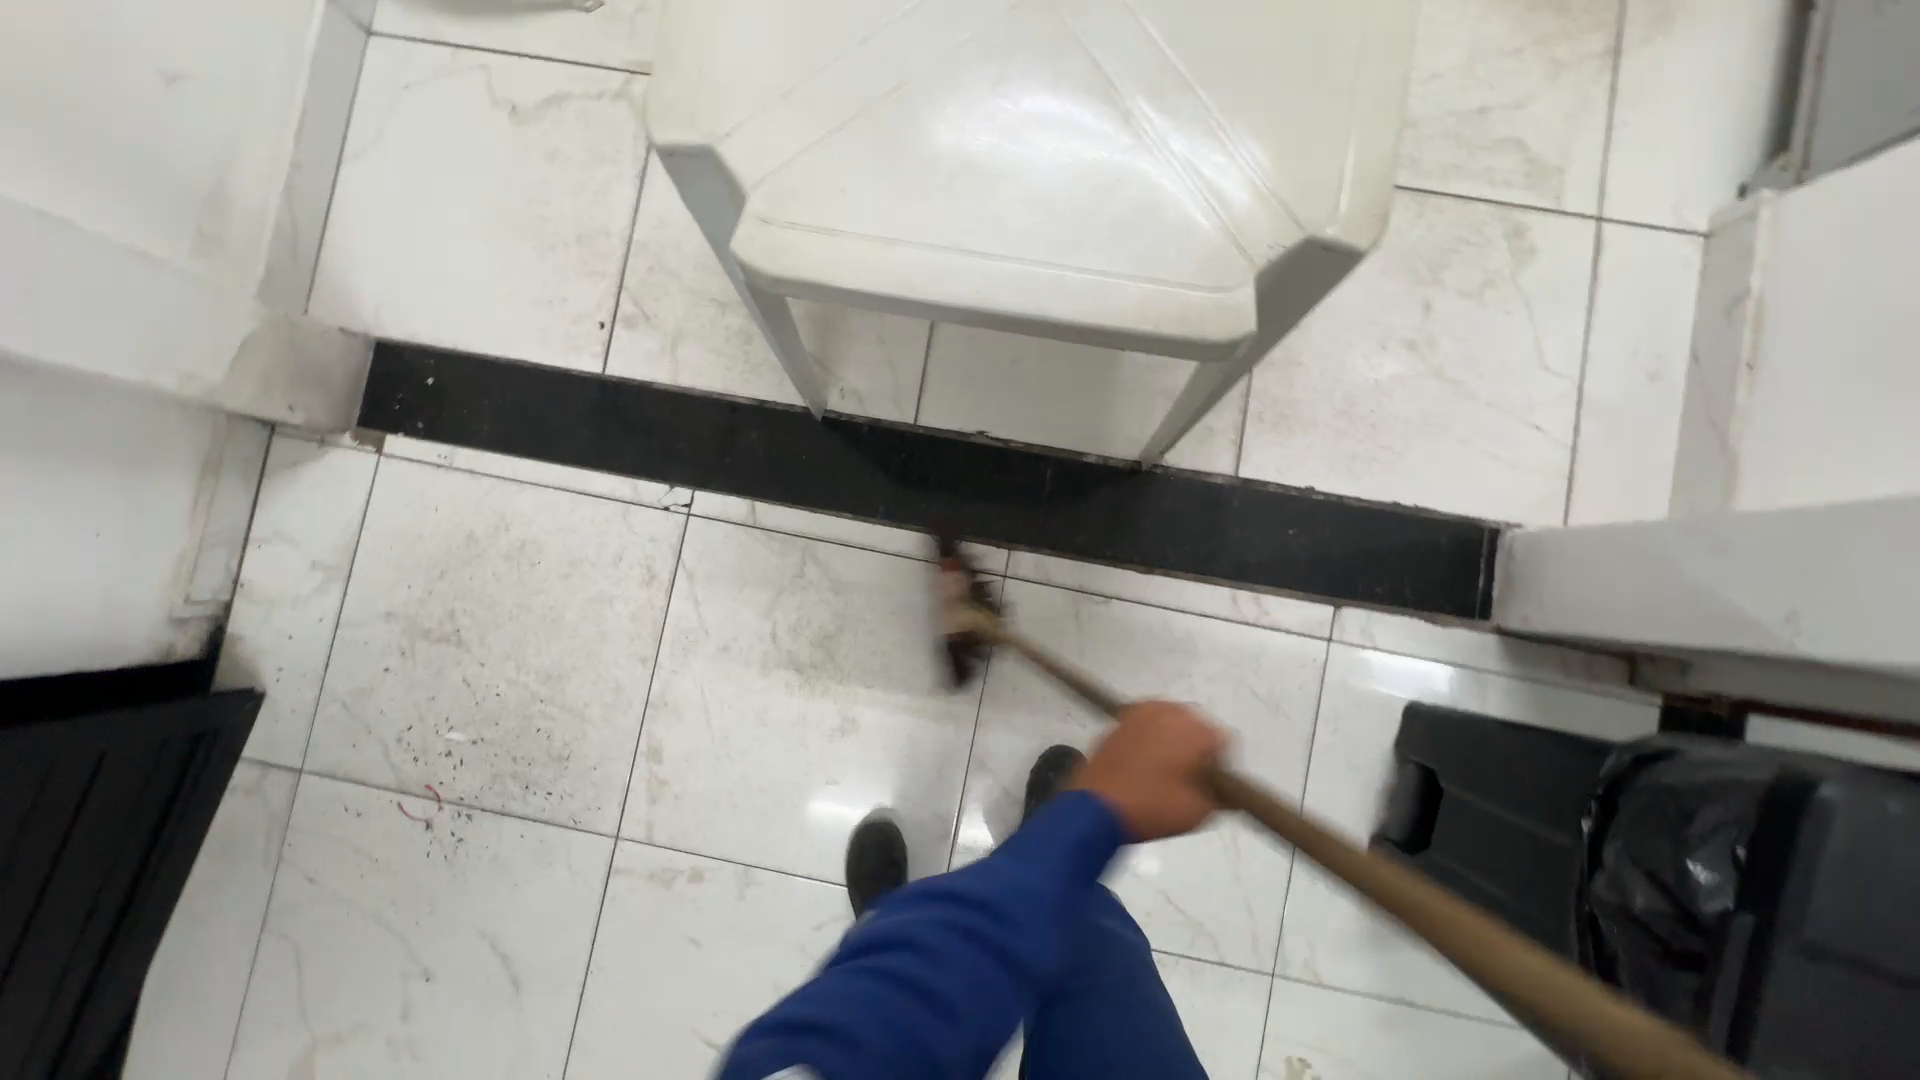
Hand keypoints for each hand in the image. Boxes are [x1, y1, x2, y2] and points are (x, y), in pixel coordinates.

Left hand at [1071, 701, 1227, 841]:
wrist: (1096, 805)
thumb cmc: (1153, 807)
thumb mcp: (1199, 811)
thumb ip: (1222, 797)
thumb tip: (1226, 791)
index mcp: (1194, 728)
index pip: (1224, 741)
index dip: (1222, 765)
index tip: (1212, 786)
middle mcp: (1169, 710)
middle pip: (1197, 725)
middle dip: (1197, 747)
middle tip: (1190, 777)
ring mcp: (1140, 711)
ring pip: (1170, 720)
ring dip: (1174, 739)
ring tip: (1167, 769)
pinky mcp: (1119, 720)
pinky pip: (1145, 724)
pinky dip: (1150, 737)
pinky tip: (1144, 761)